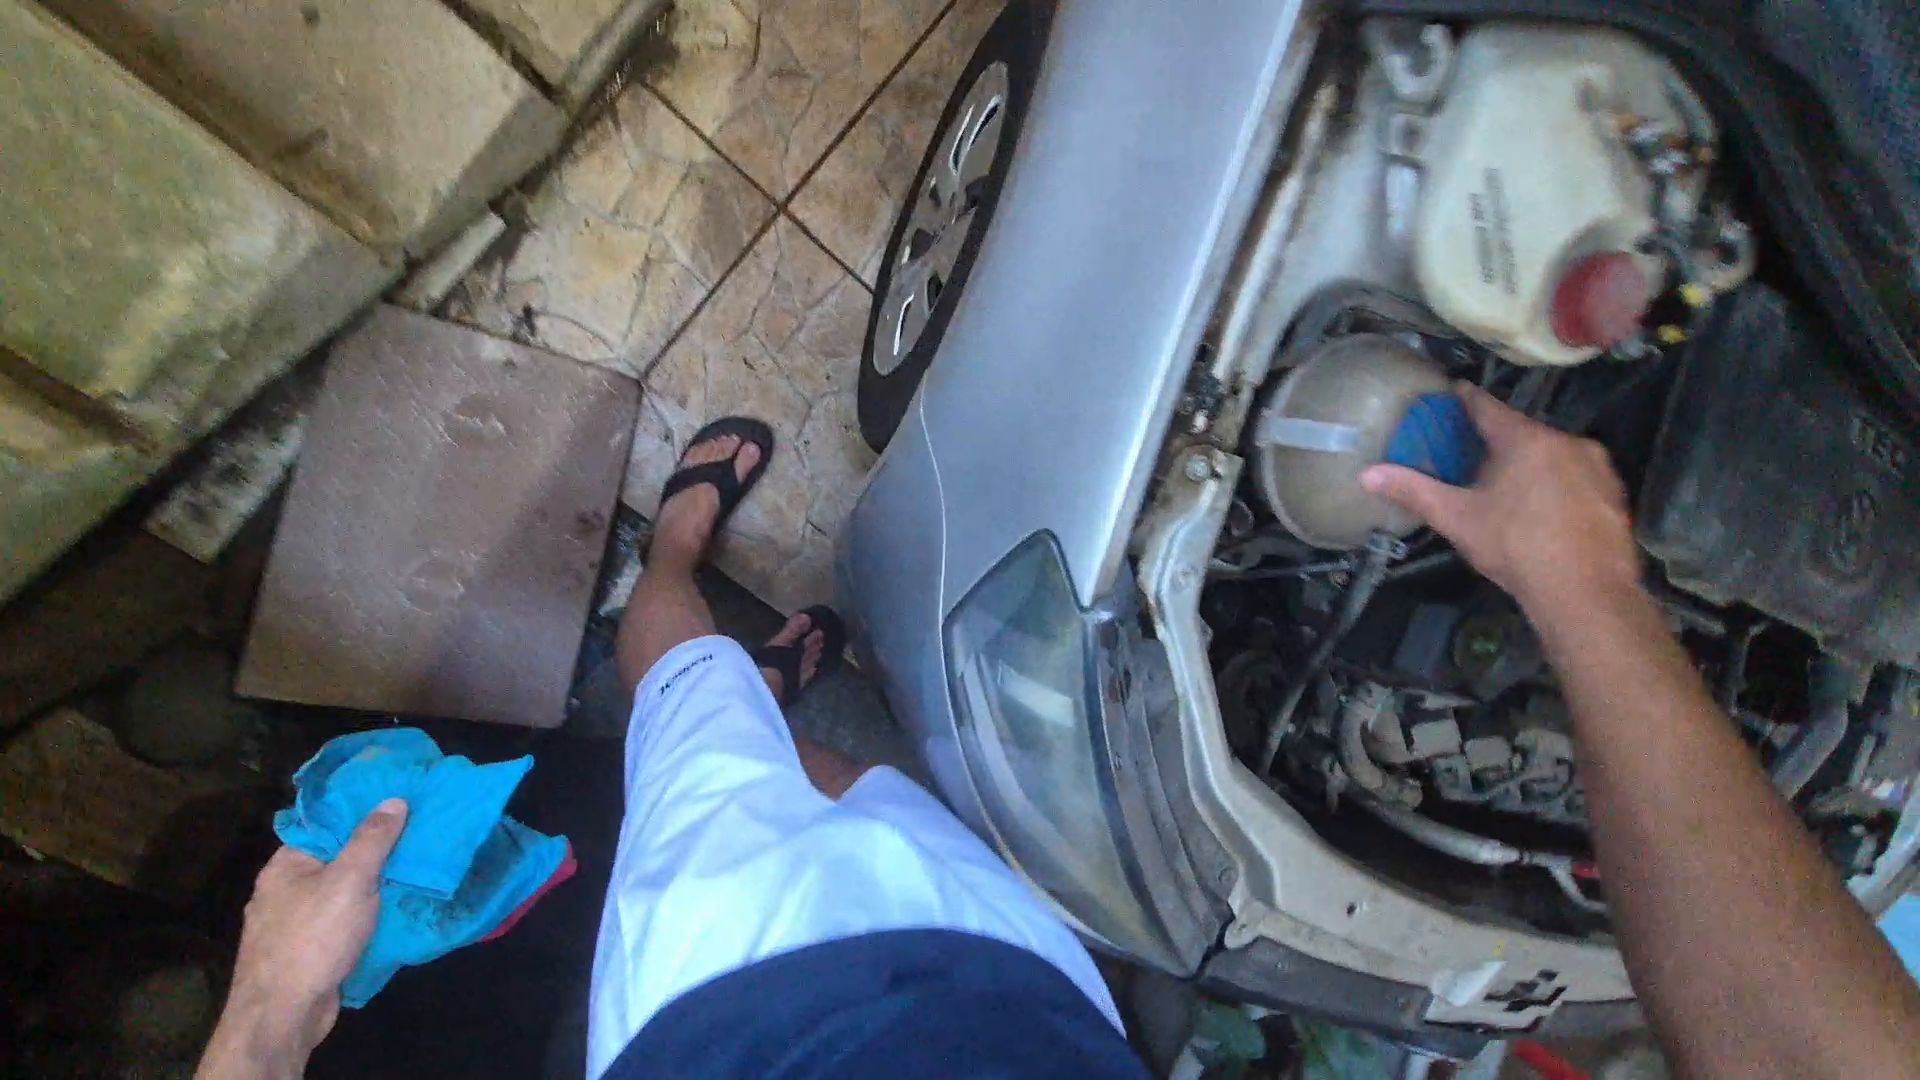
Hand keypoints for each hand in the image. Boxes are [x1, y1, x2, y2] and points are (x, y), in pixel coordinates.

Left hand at [197, 799, 407, 1079]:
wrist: (285, 1014)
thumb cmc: (313, 938)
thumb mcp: (350, 879)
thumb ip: (373, 838)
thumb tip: (393, 801)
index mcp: (287, 865)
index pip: (326, 823)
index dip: (363, 806)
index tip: (402, 794)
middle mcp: (288, 888)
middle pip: (340, 852)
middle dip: (379, 841)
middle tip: (422, 823)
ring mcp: (299, 918)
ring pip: (347, 884)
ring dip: (380, 875)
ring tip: (421, 857)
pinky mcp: (314, 943)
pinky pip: (349, 911)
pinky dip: (374, 903)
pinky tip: (402, 897)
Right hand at [1361, 383, 1640, 614]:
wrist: (1584, 592)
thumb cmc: (1514, 545)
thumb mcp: (1455, 518)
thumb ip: (1413, 491)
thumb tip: (1367, 475)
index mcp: (1527, 441)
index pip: (1489, 408)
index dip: (1466, 399)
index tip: (1452, 391)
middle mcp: (1568, 443)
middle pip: (1522, 432)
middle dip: (1495, 439)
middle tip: (1467, 449)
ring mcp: (1597, 468)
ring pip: (1550, 454)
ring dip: (1525, 462)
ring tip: (1500, 480)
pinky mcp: (1613, 494)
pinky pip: (1573, 475)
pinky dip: (1551, 482)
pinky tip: (1535, 506)